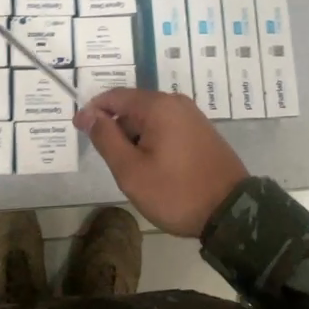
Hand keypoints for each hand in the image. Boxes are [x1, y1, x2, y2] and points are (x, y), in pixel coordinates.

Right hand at [75, 89, 248, 236]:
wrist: (231, 212)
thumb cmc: (176, 192)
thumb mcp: (131, 171)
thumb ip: (107, 139)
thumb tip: (89, 114)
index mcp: (158, 106)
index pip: (115, 96)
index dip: (93, 110)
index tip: (78, 129)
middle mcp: (177, 103)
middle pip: (134, 107)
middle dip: (116, 129)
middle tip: (110, 163)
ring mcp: (192, 117)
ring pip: (150, 120)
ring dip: (135, 138)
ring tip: (131, 170)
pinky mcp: (202, 132)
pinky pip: (167, 128)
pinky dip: (152, 141)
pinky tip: (152, 167)